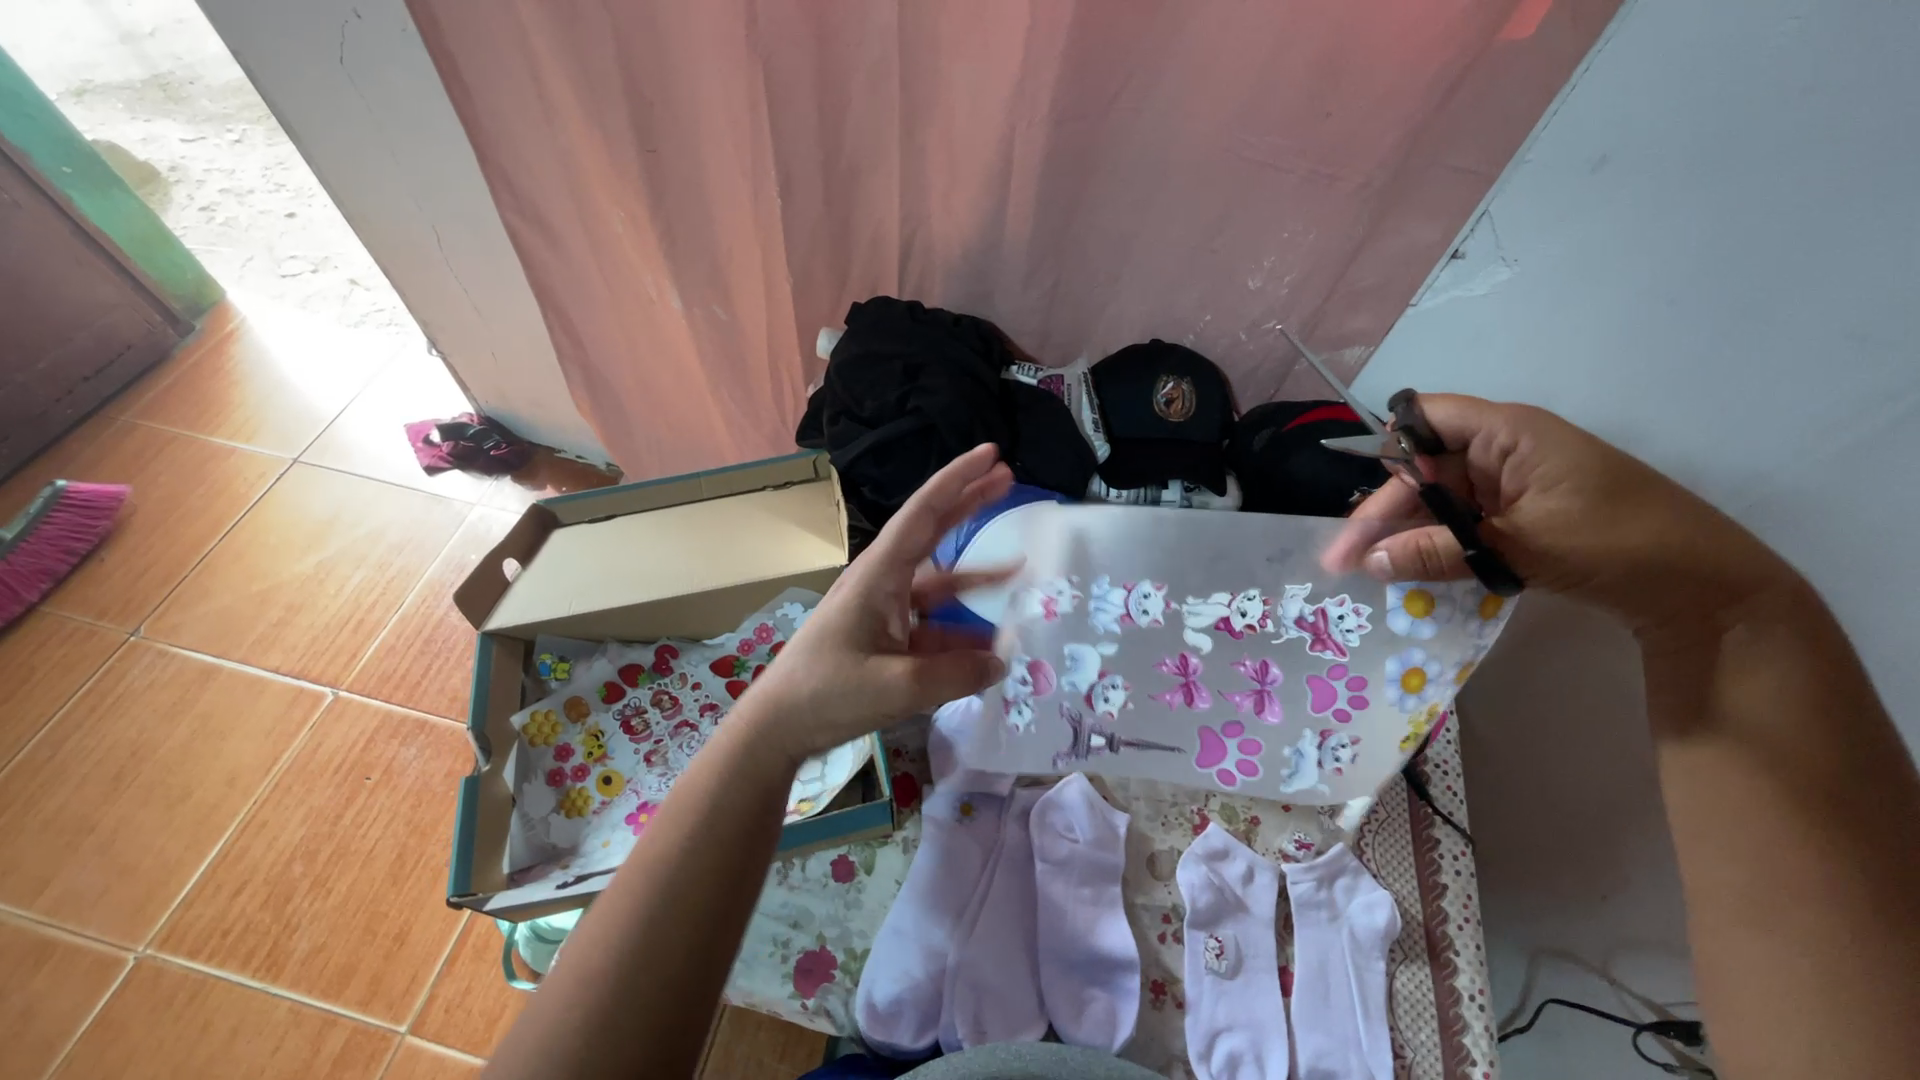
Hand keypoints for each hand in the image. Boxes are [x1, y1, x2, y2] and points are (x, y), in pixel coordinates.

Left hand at [741, 444, 1016, 762]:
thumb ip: (956, 673)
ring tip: (1020, 567)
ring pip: (939, 584)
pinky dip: (962, 630)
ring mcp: (884, 611)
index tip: (991, 454)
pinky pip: (934, 626)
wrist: (779, 726)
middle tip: (1007, 478)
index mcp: (879, 576)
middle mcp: (882, 583)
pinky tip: (991, 643)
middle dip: (968, 504)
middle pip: (931, 532)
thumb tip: (1001, 661)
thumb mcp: (898, 687)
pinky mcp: (886, 640)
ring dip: (976, 577)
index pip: (923, 514)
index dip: (958, 480)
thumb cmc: (827, 693)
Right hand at [1327, 394, 1799, 637]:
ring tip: (1364, 574)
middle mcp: (1503, 452)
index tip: (1358, 497)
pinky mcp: (1518, 518)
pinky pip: (1460, 524)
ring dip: (1402, 535)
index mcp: (1508, 433)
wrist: (1703, 588)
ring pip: (1436, 502)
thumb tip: (1369, 563)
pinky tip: (1405, 573)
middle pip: (1421, 470)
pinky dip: (1433, 547)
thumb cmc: (1616, 543)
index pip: (1425, 418)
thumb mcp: (1518, 547)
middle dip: (1381, 513)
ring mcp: (1511, 487)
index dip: (1385, 449)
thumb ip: (1437, 551)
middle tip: (1343, 562)